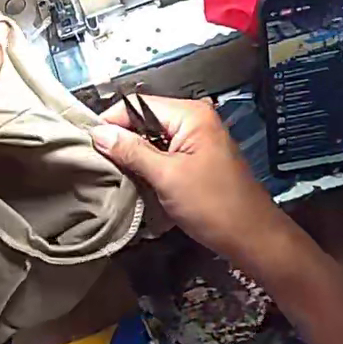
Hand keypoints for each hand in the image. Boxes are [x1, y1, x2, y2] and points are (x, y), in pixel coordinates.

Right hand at [90, 95, 302, 267]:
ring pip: (149, 137)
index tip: (89, 143)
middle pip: (142, 119)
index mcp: (190, 115)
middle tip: (98, 159)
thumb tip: (97, 133)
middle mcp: (193, 120)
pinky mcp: (194, 158)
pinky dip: (146, 162)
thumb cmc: (213, 205)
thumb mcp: (166, 176)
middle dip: (120, 138)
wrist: (253, 239)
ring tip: (112, 169)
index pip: (137, 104)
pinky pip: (160, 151)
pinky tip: (133, 177)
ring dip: (132, 153)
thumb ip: (130, 151)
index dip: (111, 121)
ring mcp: (195, 139)